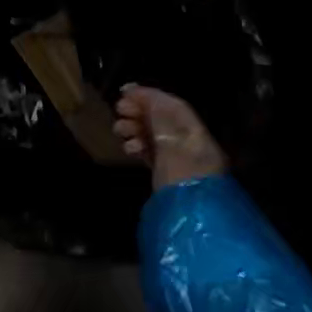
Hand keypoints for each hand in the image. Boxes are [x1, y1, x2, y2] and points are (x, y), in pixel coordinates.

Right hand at [113, 84, 227, 189]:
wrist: (191, 220)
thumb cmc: (182, 171)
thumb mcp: (169, 134)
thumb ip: (155, 111)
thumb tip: (136, 92)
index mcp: (194, 129)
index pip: (170, 105)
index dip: (147, 95)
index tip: (124, 92)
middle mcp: (189, 142)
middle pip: (161, 120)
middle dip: (138, 112)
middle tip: (117, 110)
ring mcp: (179, 161)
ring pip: (154, 137)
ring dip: (136, 130)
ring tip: (118, 131)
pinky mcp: (169, 178)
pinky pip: (153, 154)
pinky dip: (139, 148)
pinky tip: (128, 149)